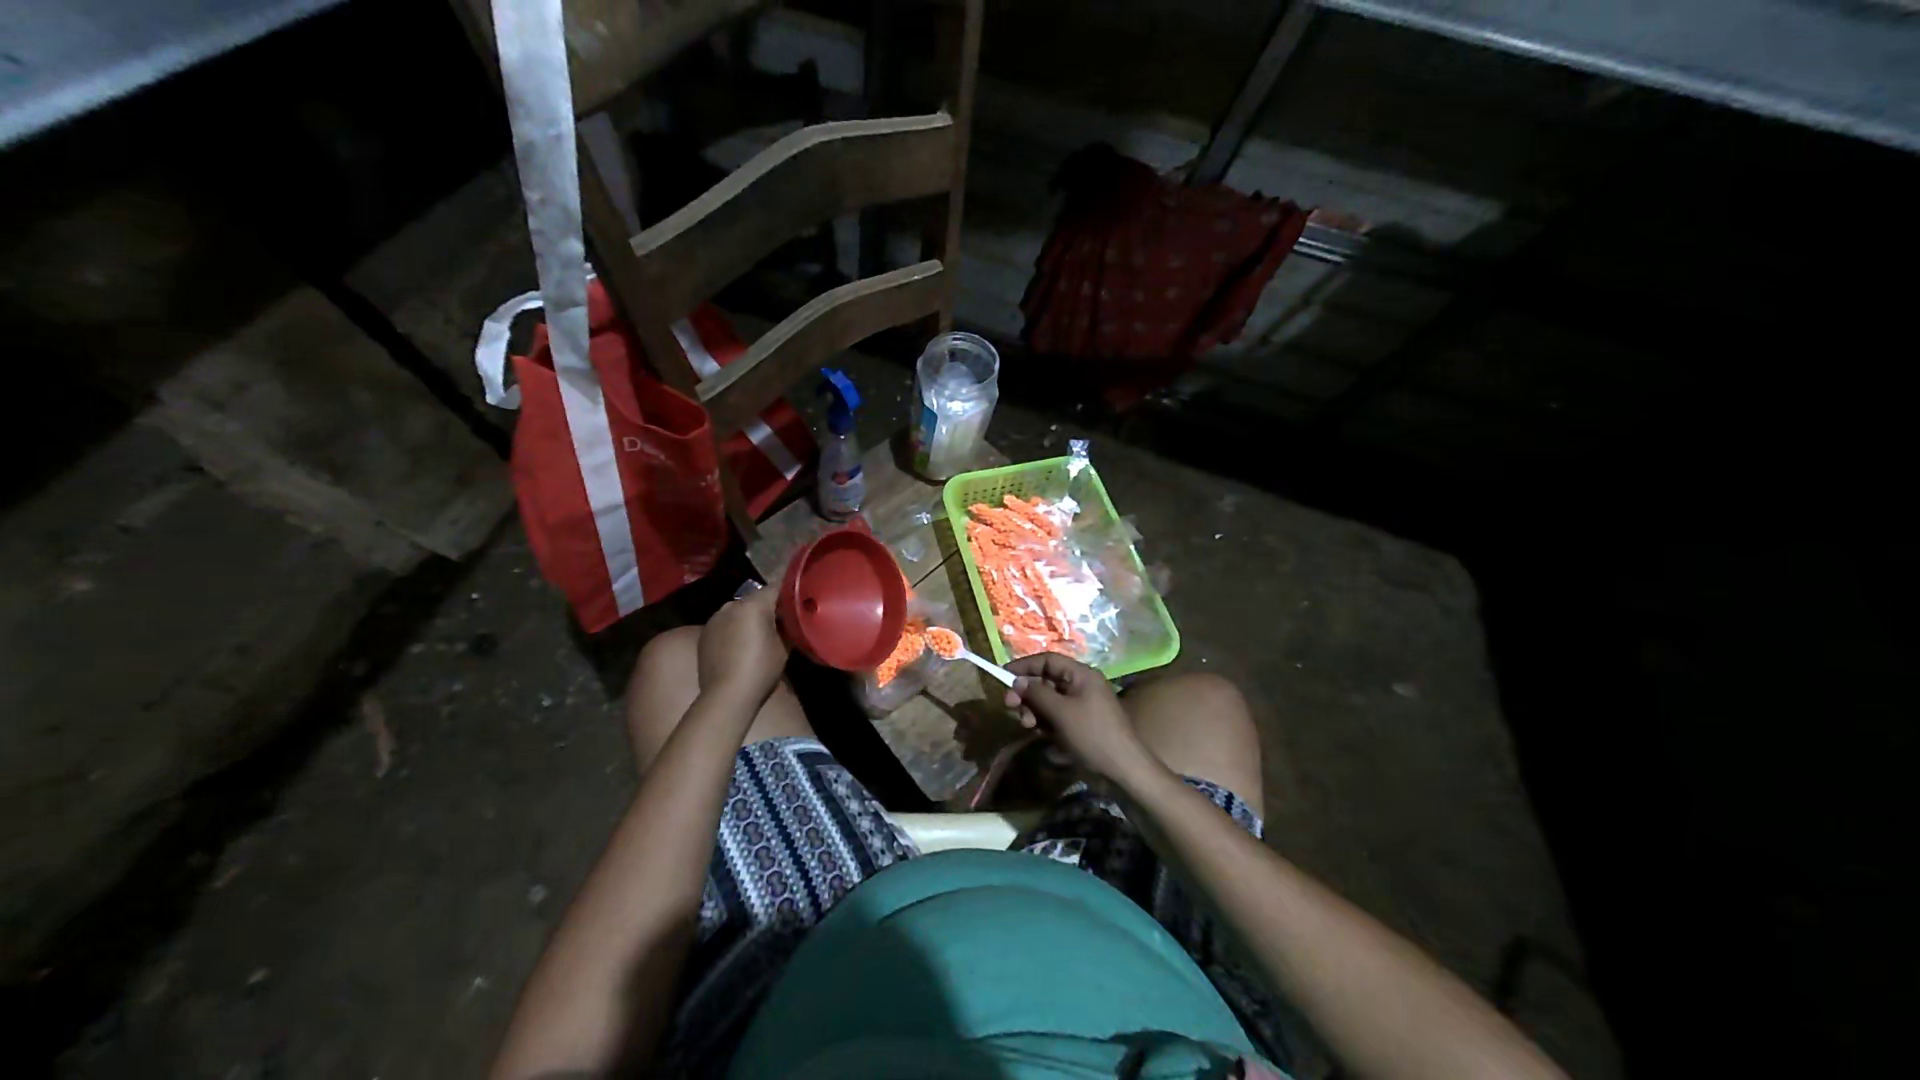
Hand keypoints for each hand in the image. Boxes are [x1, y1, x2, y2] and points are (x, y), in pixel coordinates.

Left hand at [697, 584, 788, 708]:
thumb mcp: (784, 647)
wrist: (726, 694)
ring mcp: (714, 619)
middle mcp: (731, 605)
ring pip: (738, 611)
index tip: (797, 606)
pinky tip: (739, 647)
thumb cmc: (761, 669)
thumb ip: (787, 626)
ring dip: (748, 619)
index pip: (776, 589)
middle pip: (755, 600)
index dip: (789, 596)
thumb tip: (790, 619)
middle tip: (780, 624)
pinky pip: (724, 624)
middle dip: (767, 608)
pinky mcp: (704, 633)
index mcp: (753, 605)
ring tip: (757, 636)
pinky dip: (733, 630)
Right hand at [1003, 653, 1157, 783]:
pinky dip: (1044, 721)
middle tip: (1011, 706)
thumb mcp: (1060, 712)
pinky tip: (1039, 733)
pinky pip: (1056, 714)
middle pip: (1046, 680)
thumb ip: (1036, 693)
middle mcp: (1081, 685)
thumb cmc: (1092, 734)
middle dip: (1027, 692)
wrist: (1122, 768)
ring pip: (1048, 699)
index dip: (1025, 666)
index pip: (1048, 660)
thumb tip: (1017, 681)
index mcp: (1081, 674)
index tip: (1003, 675)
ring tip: (1028, 725)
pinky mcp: (1080, 722)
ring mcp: (1081, 704)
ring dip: (1034, 709)